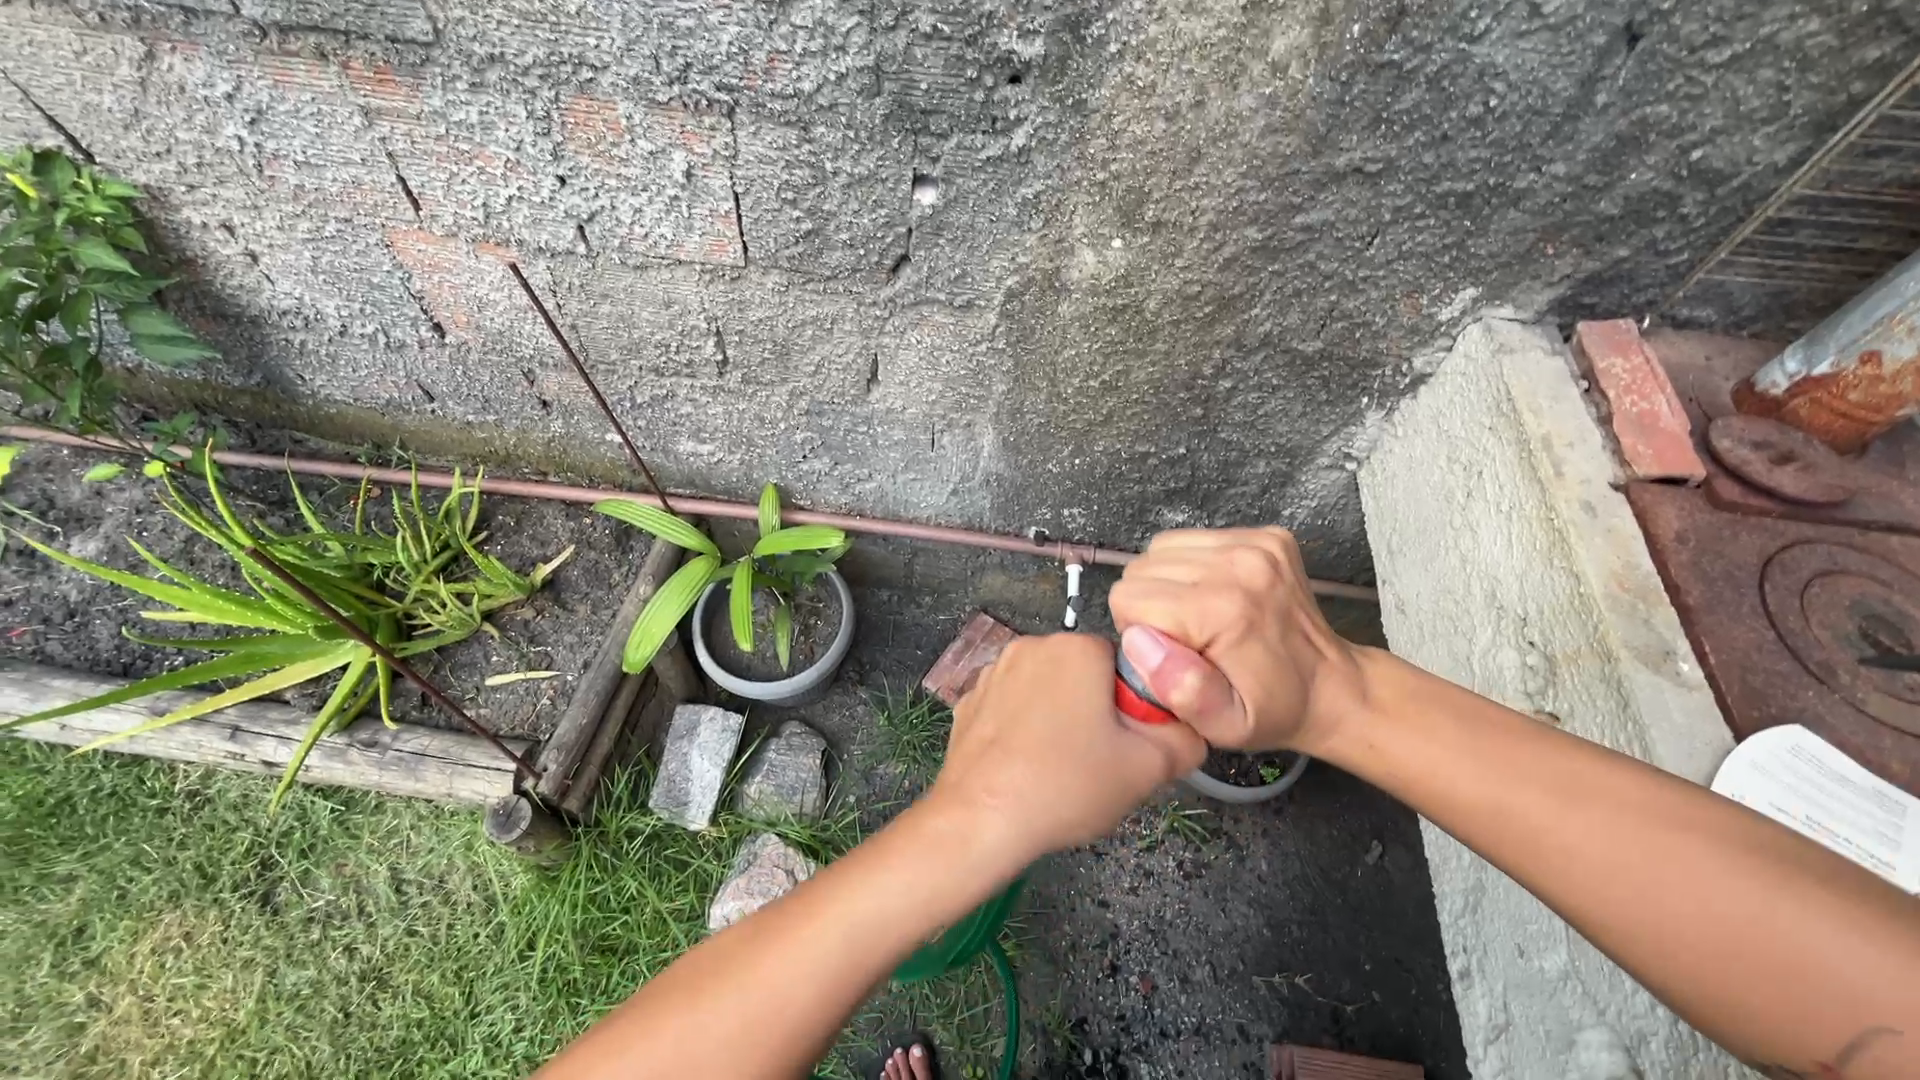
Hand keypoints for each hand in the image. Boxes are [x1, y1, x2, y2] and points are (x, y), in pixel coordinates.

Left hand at [926, 633, 1205, 865]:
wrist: (981, 821)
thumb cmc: (1065, 786)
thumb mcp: (1148, 768)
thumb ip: (1184, 739)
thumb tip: (1189, 728)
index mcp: (1076, 648)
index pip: (1125, 664)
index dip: (1134, 707)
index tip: (1128, 743)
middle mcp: (1031, 647)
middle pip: (1084, 675)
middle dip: (1096, 712)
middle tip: (1100, 761)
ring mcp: (992, 672)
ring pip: (1046, 691)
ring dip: (1058, 719)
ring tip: (1060, 769)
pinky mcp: (968, 701)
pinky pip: (1011, 707)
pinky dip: (1022, 730)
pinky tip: (1026, 767)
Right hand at [1107, 527, 1365, 753]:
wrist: (1333, 687)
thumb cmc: (1273, 710)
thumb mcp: (1223, 726)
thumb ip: (1178, 688)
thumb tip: (1139, 641)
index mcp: (1222, 610)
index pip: (1128, 596)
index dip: (1136, 629)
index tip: (1166, 653)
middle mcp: (1238, 566)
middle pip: (1141, 567)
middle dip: (1148, 603)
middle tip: (1181, 637)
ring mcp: (1255, 545)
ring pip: (1161, 548)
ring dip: (1167, 581)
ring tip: (1197, 615)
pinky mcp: (1266, 536)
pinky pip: (1194, 539)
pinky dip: (1193, 566)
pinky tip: (1218, 596)